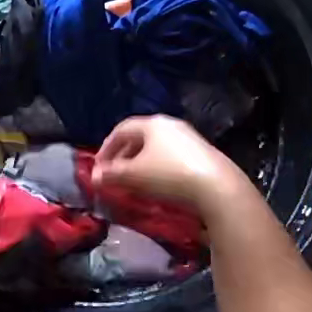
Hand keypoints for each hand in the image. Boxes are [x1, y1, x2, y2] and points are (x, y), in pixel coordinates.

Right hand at [93, 116, 252, 212]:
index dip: (106, 148)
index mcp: (152, 124)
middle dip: (122, 156)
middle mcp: (171, 125)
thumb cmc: (169, 175)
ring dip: (139, 163)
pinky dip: (157, 168)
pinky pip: (170, 157)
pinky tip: (156, 185)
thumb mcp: (134, 175)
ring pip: (156, 148)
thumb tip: (94, 176)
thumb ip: (111, 174)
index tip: (98, 167)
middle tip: (113, 175)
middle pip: (139, 137)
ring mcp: (189, 139)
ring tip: (133, 182)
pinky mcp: (202, 155)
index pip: (121, 129)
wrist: (217, 188)